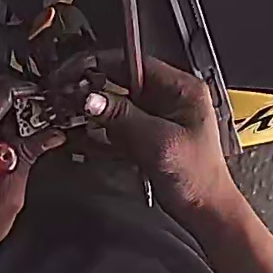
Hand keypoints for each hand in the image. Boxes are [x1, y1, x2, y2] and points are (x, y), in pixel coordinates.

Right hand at [82, 52, 241, 221]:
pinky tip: (86, 137)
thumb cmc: (199, 177)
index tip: (75, 72)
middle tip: (69, 97)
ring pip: (115, 105)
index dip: (101, 64)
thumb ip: (123, 116)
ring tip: (74, 119)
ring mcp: (155, 118)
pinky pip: (116, 126)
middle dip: (93, 91)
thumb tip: (92, 98)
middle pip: (120, 82)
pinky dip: (100, 131)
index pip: (134, 62)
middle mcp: (168, 99)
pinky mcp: (145, 136)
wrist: (203, 210)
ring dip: (95, 113)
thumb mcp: (159, 141)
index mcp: (181, 89)